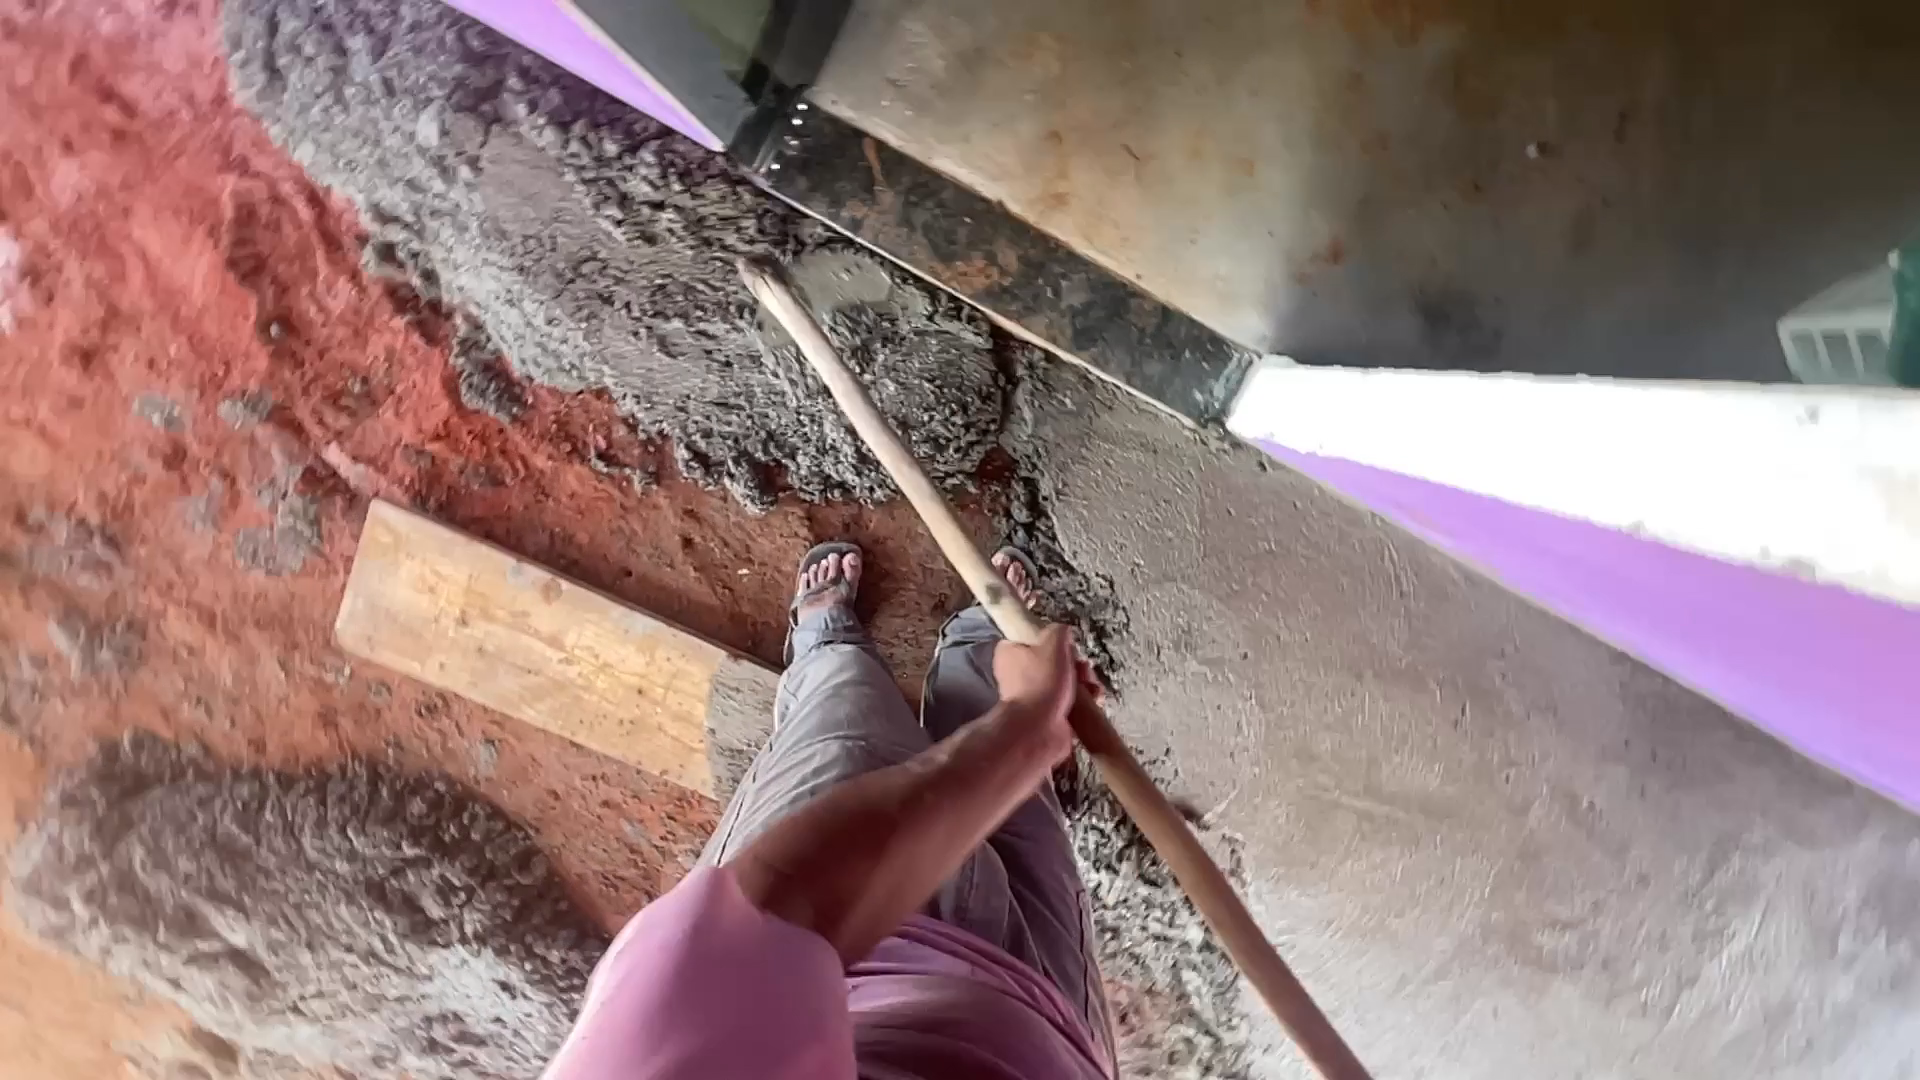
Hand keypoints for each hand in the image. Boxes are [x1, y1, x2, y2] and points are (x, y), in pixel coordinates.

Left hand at [992, 625, 1101, 760]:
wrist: (1038, 730)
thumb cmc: (1041, 681)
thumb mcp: (1052, 642)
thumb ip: (1059, 631)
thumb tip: (1064, 632)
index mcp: (1010, 653)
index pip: (1030, 638)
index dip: (1052, 640)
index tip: (1066, 645)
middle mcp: (1018, 673)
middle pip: (1054, 660)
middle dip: (1075, 664)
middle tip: (1083, 669)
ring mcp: (1033, 695)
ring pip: (1065, 681)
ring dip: (1084, 682)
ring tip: (1091, 687)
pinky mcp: (1048, 714)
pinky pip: (1070, 701)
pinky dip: (1084, 700)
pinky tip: (1094, 699)